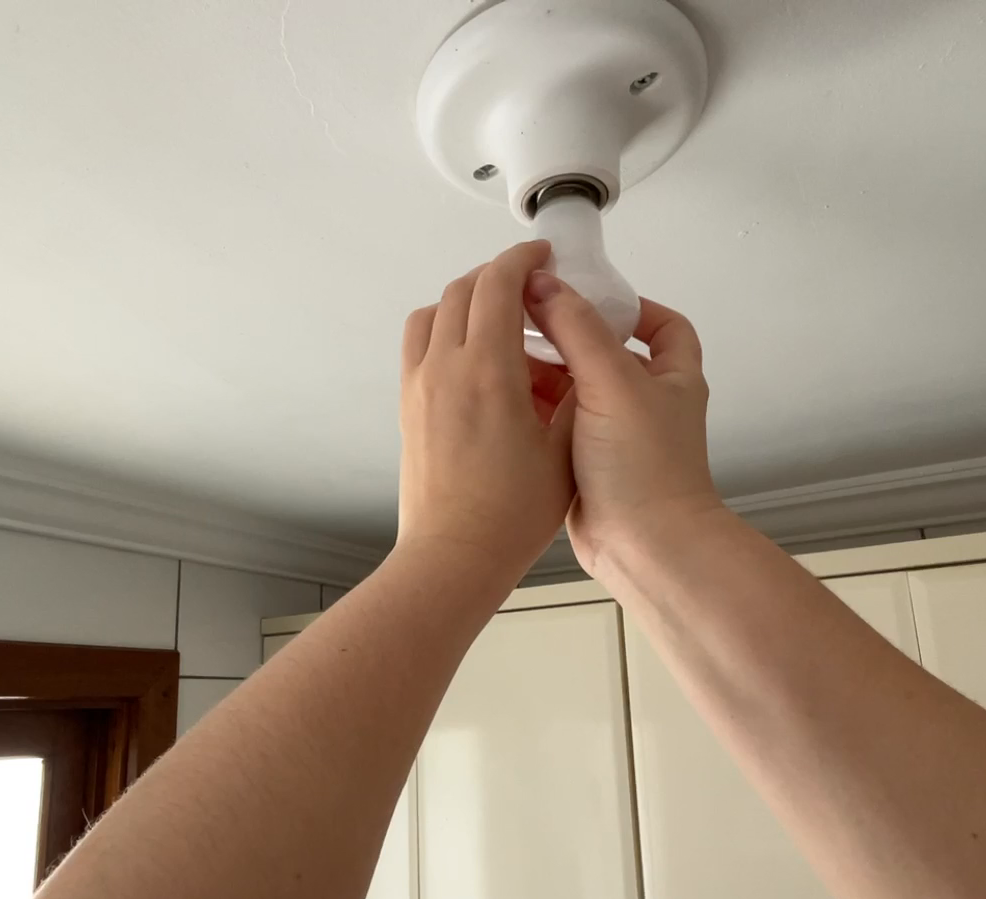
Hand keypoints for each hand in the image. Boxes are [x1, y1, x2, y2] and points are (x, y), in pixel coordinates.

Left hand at [396, 241, 576, 580]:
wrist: (454, 555)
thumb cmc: (507, 516)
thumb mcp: (564, 453)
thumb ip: (575, 398)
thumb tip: (578, 369)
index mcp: (488, 371)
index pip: (499, 283)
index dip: (522, 258)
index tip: (541, 256)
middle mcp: (445, 369)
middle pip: (463, 289)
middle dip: (497, 275)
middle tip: (528, 286)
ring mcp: (419, 387)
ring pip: (433, 312)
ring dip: (465, 301)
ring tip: (498, 320)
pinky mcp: (408, 408)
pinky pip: (419, 346)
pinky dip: (442, 331)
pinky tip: (473, 360)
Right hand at [522, 271, 724, 580]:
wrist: (641, 546)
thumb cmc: (644, 466)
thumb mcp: (614, 383)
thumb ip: (578, 330)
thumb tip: (542, 283)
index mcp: (672, 377)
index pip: (662, 325)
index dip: (632, 305)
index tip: (589, 294)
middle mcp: (645, 403)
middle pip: (606, 353)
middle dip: (568, 336)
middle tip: (526, 317)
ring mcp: (614, 435)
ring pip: (576, 390)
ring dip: (544, 372)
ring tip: (503, 351)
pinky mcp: (584, 463)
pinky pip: (557, 424)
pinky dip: (534, 409)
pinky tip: (503, 396)